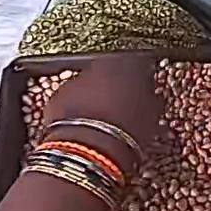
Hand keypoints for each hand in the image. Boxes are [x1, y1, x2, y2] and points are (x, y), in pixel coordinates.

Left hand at [39, 58, 160, 176]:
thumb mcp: (152, 117)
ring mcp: (76, 80)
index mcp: (130, 65)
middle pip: (112, 70)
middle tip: (125, 105)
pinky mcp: (57, 97)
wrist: (89, 148)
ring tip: (104, 119)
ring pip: (89, 84)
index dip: (144, 76)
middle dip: (117, 84)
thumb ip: (152, 101)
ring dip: (96, 96)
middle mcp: (101, 66)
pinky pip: (71, 99)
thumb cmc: (128, 131)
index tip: (147, 89)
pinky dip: (77, 108)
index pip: (141, 63)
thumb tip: (153, 99)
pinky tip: (85, 126)